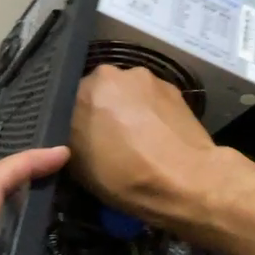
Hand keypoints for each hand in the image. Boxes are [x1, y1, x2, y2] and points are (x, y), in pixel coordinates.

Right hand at [69, 66, 254, 231]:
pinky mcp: (174, 87)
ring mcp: (145, 78)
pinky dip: (151, 111)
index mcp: (81, 89)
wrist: (185, 180)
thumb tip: (74, 132)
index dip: (74, 119)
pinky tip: (158, 134)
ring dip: (128, 108)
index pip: (68, 100)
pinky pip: (152, 98)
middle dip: (102, 108)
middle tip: (108, 136)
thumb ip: (70, 138)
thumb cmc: (123, 175)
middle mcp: (111, 75)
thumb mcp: (77, 166)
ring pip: (128, 92)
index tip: (80, 138)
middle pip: (100, 90)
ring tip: (137, 136)